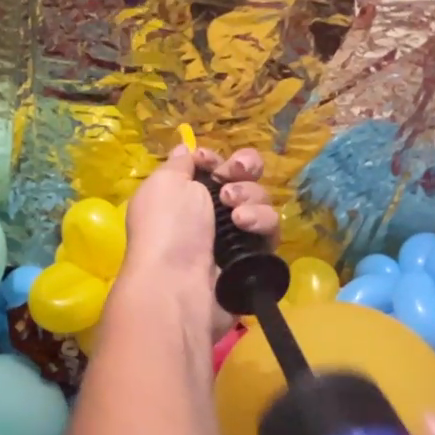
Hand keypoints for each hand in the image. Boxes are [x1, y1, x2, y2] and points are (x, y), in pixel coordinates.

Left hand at [119, 145, 279, 336]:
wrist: (177, 285)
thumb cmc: (166, 227)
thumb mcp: (164, 184)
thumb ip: (179, 164)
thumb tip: (186, 149)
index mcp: (183, 193)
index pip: (213, 166)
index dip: (216, 159)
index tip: (210, 163)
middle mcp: (209, 213)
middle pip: (244, 179)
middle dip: (244, 171)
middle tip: (230, 185)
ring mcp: (233, 235)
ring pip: (260, 201)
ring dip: (251, 198)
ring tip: (235, 214)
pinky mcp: (254, 257)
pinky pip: (270, 230)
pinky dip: (261, 222)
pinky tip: (246, 226)